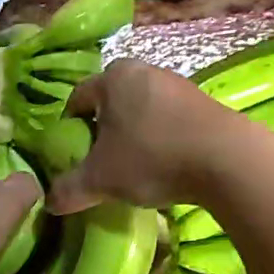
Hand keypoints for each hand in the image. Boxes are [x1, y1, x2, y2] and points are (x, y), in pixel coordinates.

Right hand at [48, 58, 260, 214]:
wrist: (226, 159)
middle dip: (102, 132)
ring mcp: (178, 85)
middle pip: (110, 103)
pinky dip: (160, 140)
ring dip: (133, 136)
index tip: (70, 155)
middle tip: (100, 164)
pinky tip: (165, 165)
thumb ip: (70, 189)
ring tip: (134, 169)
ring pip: (141, 111)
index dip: (68, 128)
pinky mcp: (203, 104)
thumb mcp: (101, 180)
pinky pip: (169, 121)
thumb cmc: (152, 158)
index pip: (76, 98)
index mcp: (112, 77)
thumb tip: (48, 203)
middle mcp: (144, 70)